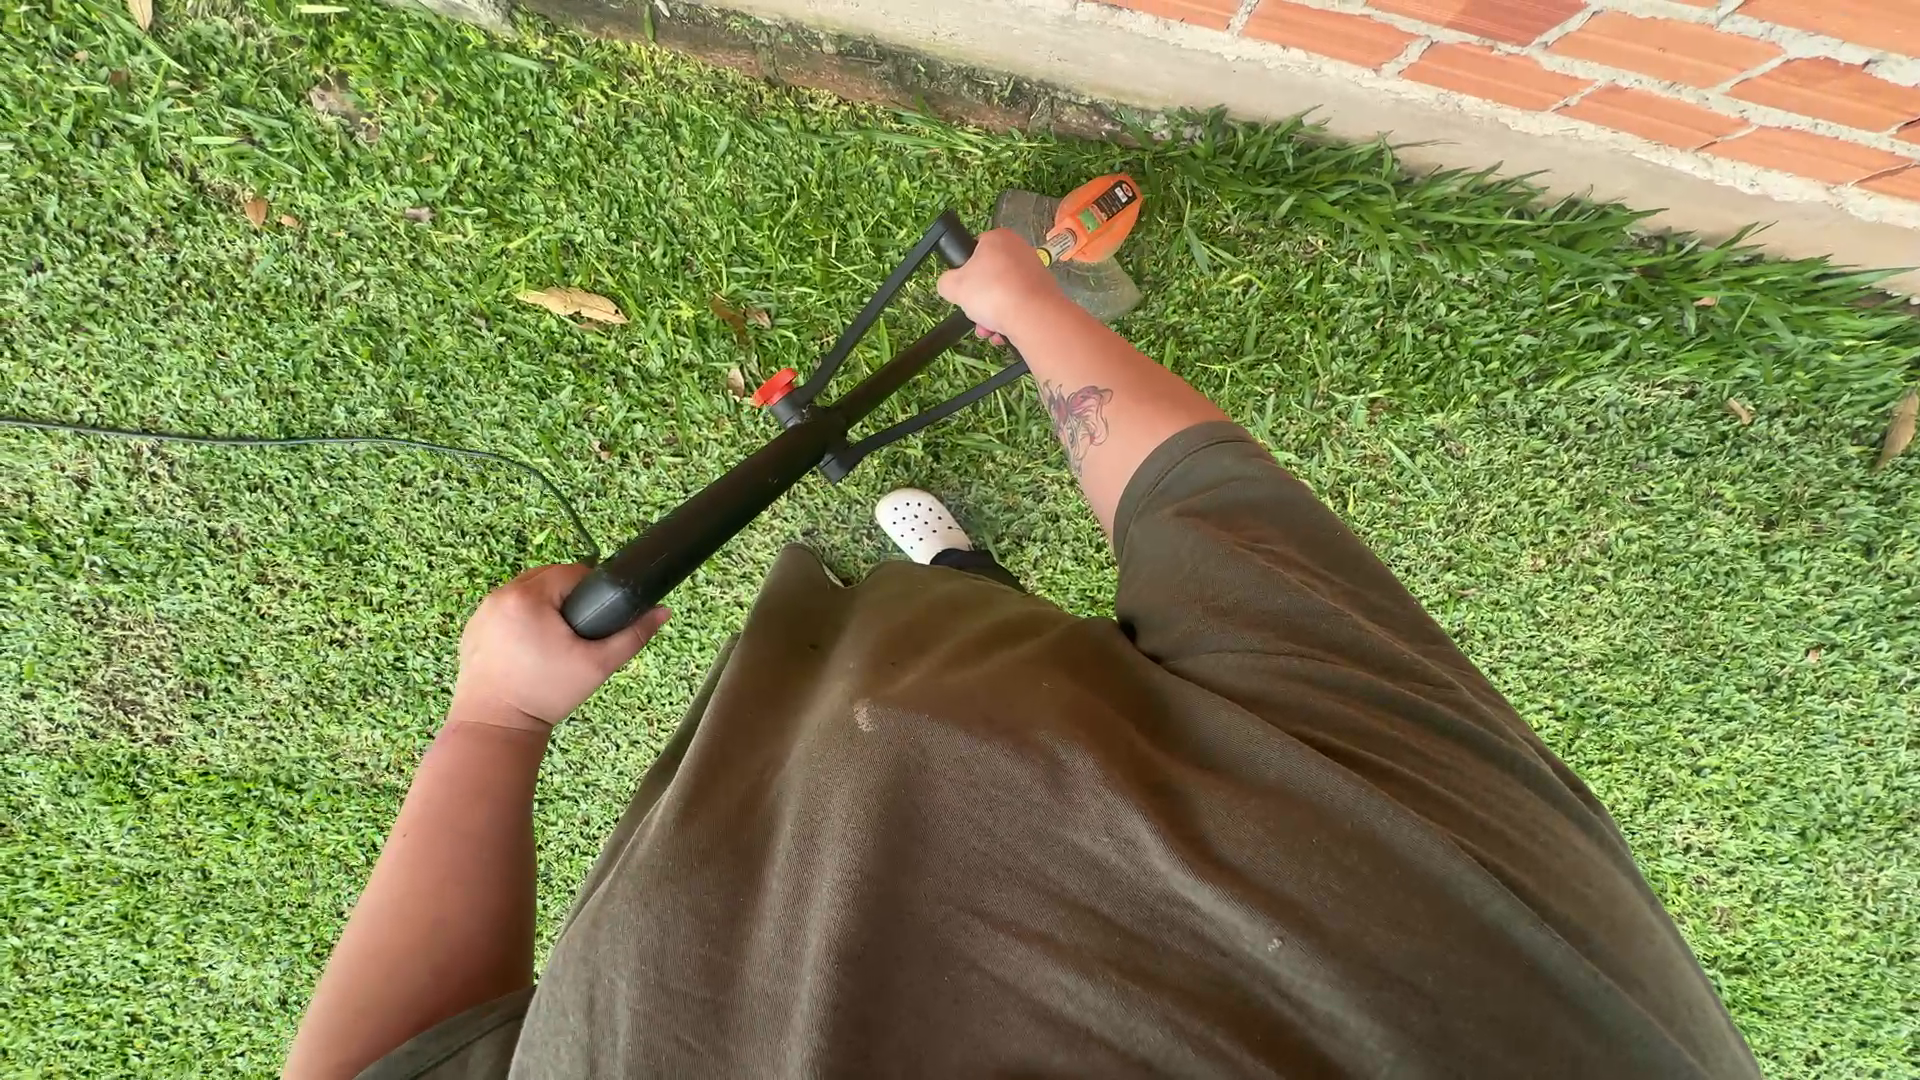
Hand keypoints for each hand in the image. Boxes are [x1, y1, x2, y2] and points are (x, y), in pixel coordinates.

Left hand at [449, 563, 669, 731]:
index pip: (572, 572)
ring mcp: (482, 611)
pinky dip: (524, 615)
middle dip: (569, 594)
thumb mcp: (599, 664)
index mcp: (528, 597)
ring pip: (526, 590)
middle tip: (582, 626)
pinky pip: (507, 607)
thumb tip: (663, 611)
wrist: (496, 725)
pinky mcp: (473, 627)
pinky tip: (535, 641)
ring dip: (546, 602)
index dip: (593, 589)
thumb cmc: (548, 692)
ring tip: (561, 632)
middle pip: (547, 576)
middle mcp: (501, 596)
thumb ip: (633, 635)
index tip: (598, 614)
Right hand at [937, 228, 1070, 342]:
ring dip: (991, 315)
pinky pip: (1018, 305)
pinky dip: (1009, 319)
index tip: (963, 289)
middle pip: (989, 277)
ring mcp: (1033, 271)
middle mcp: (1019, 249)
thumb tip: (949, 285)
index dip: (965, 272)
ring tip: (988, 329)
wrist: (1032, 316)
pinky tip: (1002, 332)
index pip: (974, 251)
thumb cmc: (993, 293)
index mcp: (997, 238)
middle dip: (979, 301)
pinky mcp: (1043, 292)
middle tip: (974, 313)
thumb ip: (946, 282)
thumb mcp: (953, 286)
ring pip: (1003, 294)